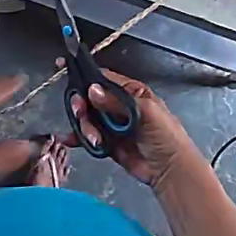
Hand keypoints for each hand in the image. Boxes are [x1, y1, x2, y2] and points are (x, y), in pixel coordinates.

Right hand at [55, 64, 206, 191]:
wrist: (169, 169)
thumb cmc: (166, 135)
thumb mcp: (144, 111)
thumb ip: (116, 101)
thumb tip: (92, 90)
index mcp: (130, 92)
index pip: (103, 78)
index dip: (85, 73)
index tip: (66, 66)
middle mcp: (118, 105)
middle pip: (89, 98)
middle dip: (81, 104)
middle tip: (80, 111)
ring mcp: (112, 124)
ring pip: (87, 118)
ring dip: (85, 127)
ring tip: (96, 139)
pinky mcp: (107, 142)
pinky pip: (87, 136)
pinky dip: (77, 137)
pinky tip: (69, 139)